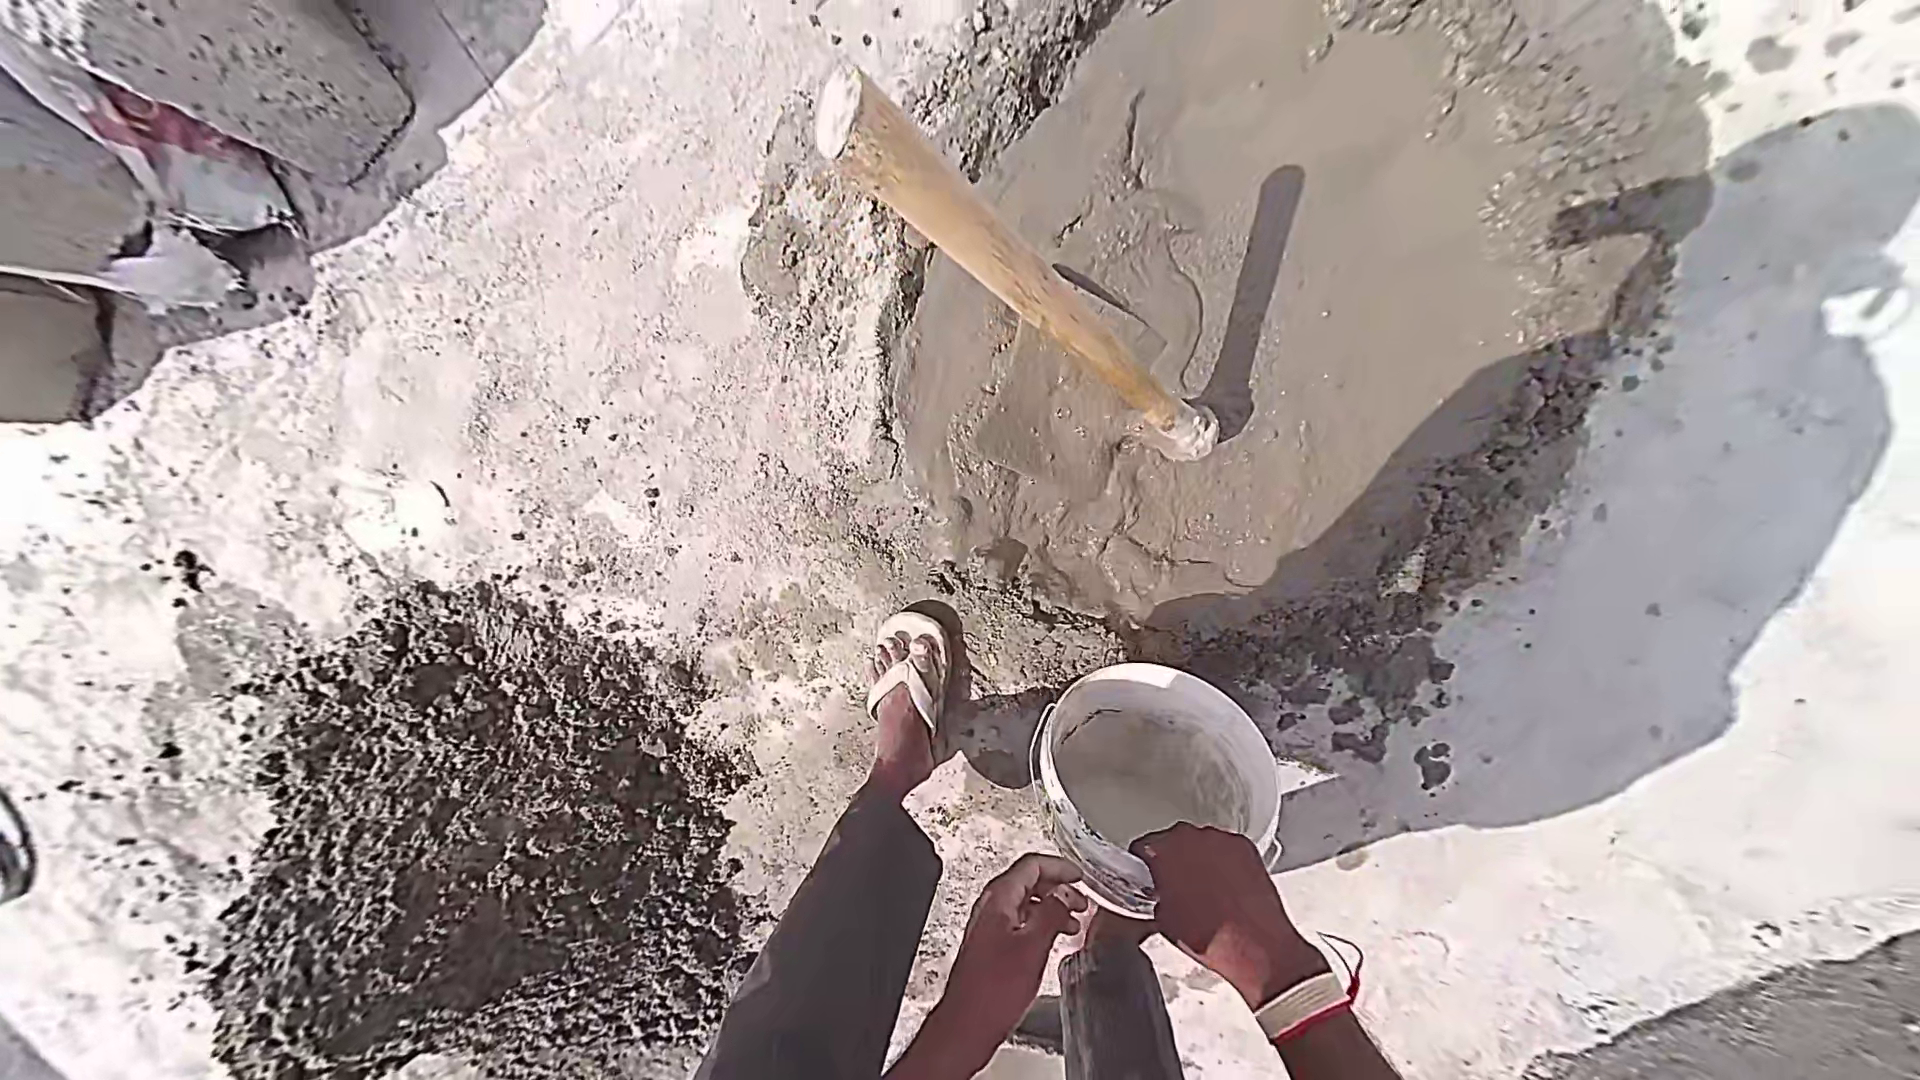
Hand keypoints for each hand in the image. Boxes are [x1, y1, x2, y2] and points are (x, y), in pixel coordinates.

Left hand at [889, 854, 1088, 1078]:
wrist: (967, 1025)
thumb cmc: (991, 991)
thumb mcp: (1032, 947)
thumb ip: (1052, 914)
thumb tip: (1065, 893)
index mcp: (999, 898)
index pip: (1032, 865)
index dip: (1059, 867)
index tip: (1078, 875)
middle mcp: (991, 905)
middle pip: (1029, 880)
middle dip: (1058, 886)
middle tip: (1080, 899)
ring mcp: (989, 924)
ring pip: (1025, 901)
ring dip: (1051, 906)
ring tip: (1072, 919)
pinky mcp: (991, 943)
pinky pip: (1020, 920)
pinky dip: (1040, 922)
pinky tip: (1052, 938)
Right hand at [1132, 823, 1328, 1007]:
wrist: (1257, 950)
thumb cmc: (1211, 940)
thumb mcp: (1164, 920)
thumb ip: (1154, 894)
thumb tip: (1159, 893)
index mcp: (1161, 851)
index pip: (1144, 847)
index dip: (1144, 863)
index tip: (1149, 872)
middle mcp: (1187, 837)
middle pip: (1172, 840)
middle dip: (1174, 859)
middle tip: (1180, 884)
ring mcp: (1217, 838)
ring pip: (1200, 842)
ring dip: (1201, 857)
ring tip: (1209, 887)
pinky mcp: (1242, 845)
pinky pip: (1226, 847)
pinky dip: (1226, 861)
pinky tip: (1228, 884)